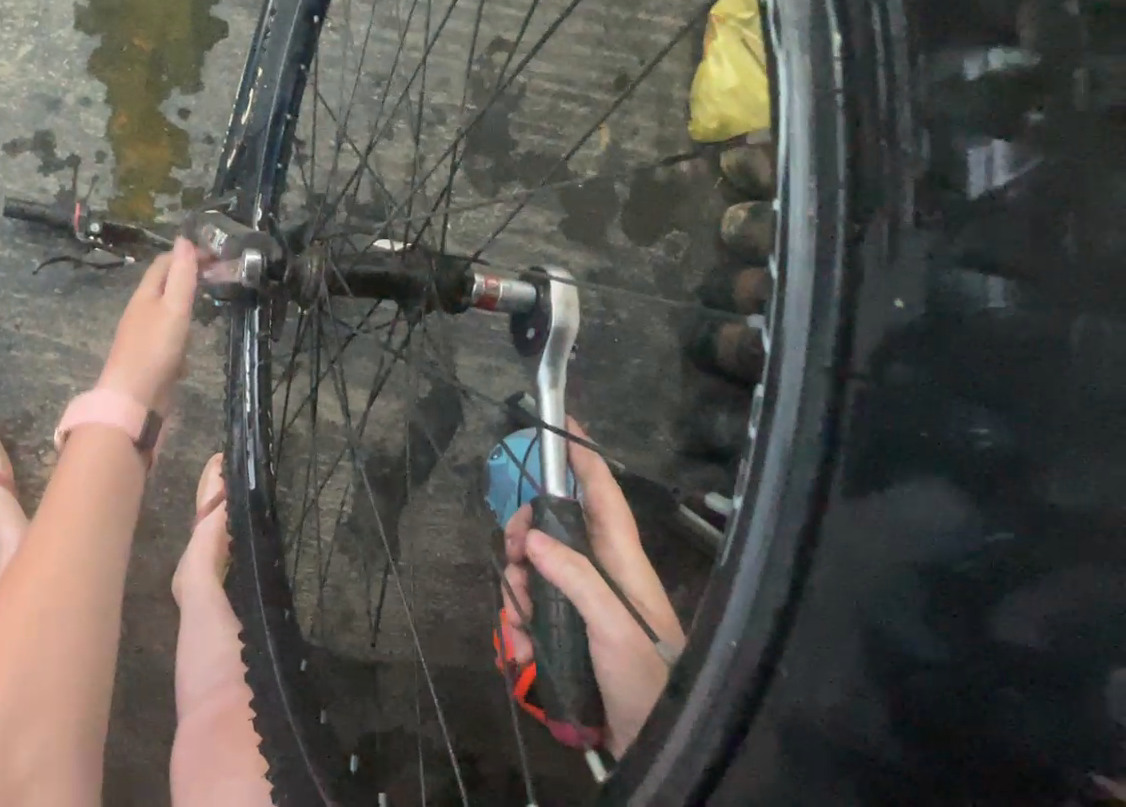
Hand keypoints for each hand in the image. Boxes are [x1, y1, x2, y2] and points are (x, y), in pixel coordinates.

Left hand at [95, 238, 200, 414]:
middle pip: (165, 287)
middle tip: (218, 279)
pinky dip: (181, 341)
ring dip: (186, 311)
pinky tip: (191, 352)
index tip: (216, 255)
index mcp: (145, 295)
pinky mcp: (150, 360)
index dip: (188, 254)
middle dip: (189, 280)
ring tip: (209, 311)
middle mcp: (142, 312)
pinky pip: (169, 343)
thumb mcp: (173, 307)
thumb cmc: (154, 349)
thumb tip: (183, 239)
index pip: (164, 263)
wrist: (133, 399)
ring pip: (168, 316)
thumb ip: (181, 275)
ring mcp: (144, 337)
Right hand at [500, 420, 682, 756]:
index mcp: (622, 563)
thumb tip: (531, 539)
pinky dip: (517, 627)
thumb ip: (573, 579)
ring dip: (515, 594)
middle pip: (552, 530)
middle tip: (511, 560)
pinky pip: (531, 613)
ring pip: (534, 573)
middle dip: (522, 539)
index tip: (563, 424)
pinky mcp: (570, 633)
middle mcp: (602, 575)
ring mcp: (584, 605)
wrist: (663, 750)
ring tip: (518, 629)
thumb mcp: (612, 629)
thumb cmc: (650, 684)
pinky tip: (522, 652)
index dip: (583, 458)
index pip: (603, 495)